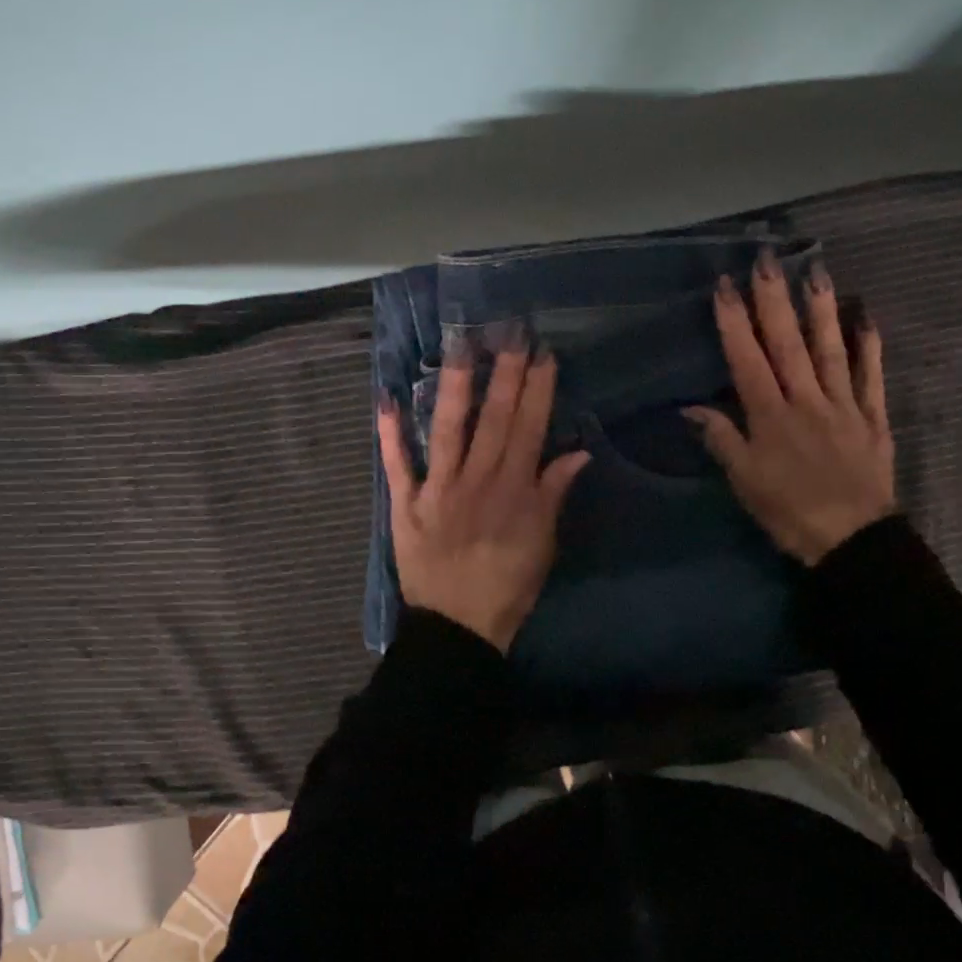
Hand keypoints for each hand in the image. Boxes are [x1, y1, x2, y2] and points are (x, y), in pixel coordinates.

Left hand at [378, 338, 592, 651]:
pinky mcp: (406, 505)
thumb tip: (576, 452)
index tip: (542, 354)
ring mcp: (437, 490)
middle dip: (503, 375)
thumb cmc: (507, 587)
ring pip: (447, 431)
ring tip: (459, 348)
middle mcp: (476, 481)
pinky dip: (390, 434)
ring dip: (454, 388)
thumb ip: (553, 495)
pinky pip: (397, 466)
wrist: (457, 628)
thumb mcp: (542, 545)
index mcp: (513, 491)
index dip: (536, 391)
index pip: (528, 429)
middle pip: (493, 420)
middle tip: (508, 332)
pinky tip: (385, 400)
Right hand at [684, 250, 895, 565]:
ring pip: (829, 349)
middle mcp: (805, 400)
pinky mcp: (872, 418)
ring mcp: (843, 405)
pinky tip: (865, 316)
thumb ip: (722, 439)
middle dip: (774, 300)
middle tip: (767, 260)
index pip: (747, 359)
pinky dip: (869, 346)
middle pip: (787, 343)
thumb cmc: (789, 512)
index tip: (724, 285)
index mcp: (769, 416)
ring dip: (820, 309)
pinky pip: (871, 376)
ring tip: (815, 271)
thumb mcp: (744, 482)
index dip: (734, 321)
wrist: (852, 541)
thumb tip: (691, 407)